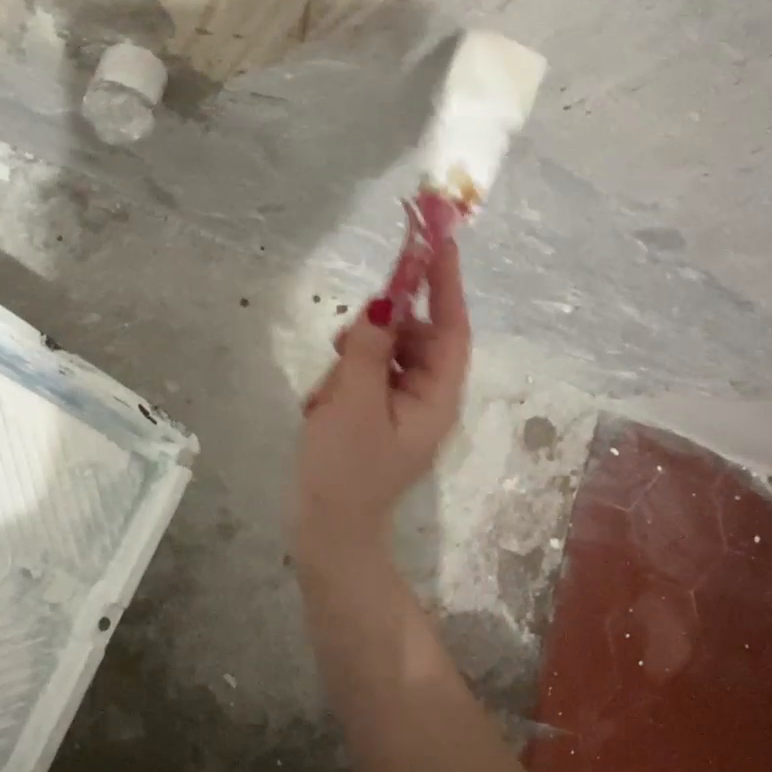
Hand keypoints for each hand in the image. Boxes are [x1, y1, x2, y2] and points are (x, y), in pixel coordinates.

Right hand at [296, 235, 469, 552]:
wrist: (327, 531)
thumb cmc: (346, 470)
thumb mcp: (353, 403)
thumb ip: (369, 349)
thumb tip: (383, 303)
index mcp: (437, 396)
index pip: (450, 325)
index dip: (444, 281)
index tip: (436, 239)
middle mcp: (426, 398)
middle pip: (411, 337)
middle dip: (376, 333)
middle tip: (342, 343)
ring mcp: (400, 409)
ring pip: (381, 355)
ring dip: (350, 363)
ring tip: (325, 397)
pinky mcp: (374, 418)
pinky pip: (363, 379)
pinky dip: (341, 384)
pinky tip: (321, 409)